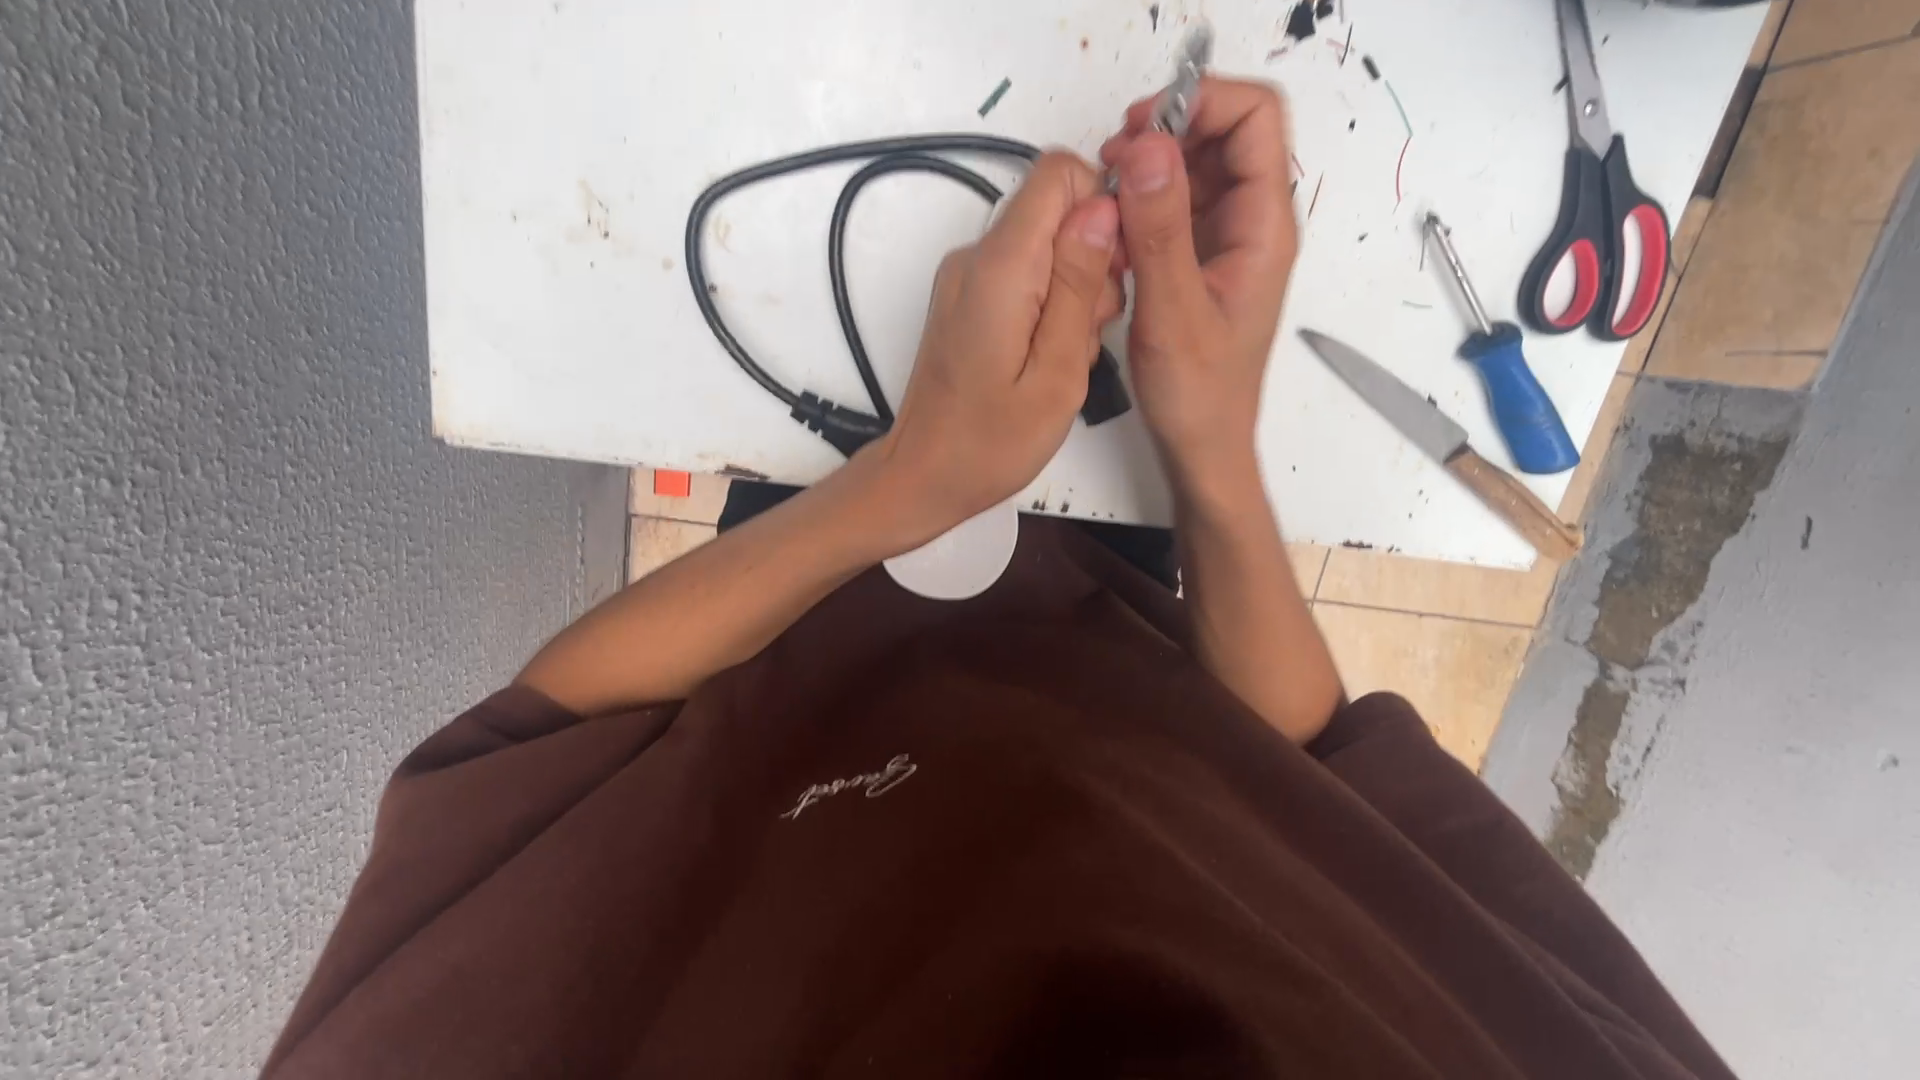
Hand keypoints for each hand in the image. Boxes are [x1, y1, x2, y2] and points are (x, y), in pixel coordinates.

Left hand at [861, 152, 1123, 547]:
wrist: (925, 474)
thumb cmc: (992, 443)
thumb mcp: (1056, 373)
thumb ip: (1079, 286)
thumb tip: (1102, 208)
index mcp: (1000, 268)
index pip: (1057, 173)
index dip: (1101, 206)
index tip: (1115, 270)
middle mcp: (974, 258)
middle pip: (1054, 211)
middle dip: (1092, 260)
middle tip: (1088, 332)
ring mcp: (965, 278)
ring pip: (1044, 246)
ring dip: (1072, 291)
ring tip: (1065, 355)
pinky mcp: (965, 299)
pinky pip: (1022, 275)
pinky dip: (1047, 305)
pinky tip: (1045, 357)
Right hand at [1099, 77, 1298, 487]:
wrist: (1202, 446)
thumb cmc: (1197, 395)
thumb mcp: (1173, 312)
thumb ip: (1160, 229)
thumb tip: (1146, 148)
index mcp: (1263, 229)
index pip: (1254, 119)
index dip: (1200, 104)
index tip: (1139, 130)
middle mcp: (1251, 224)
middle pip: (1223, 134)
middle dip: (1167, 132)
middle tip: (1112, 161)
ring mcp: (1226, 242)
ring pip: (1195, 169)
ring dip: (1149, 169)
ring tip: (1105, 199)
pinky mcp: (1200, 261)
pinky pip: (1174, 207)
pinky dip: (1142, 205)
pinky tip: (1113, 232)